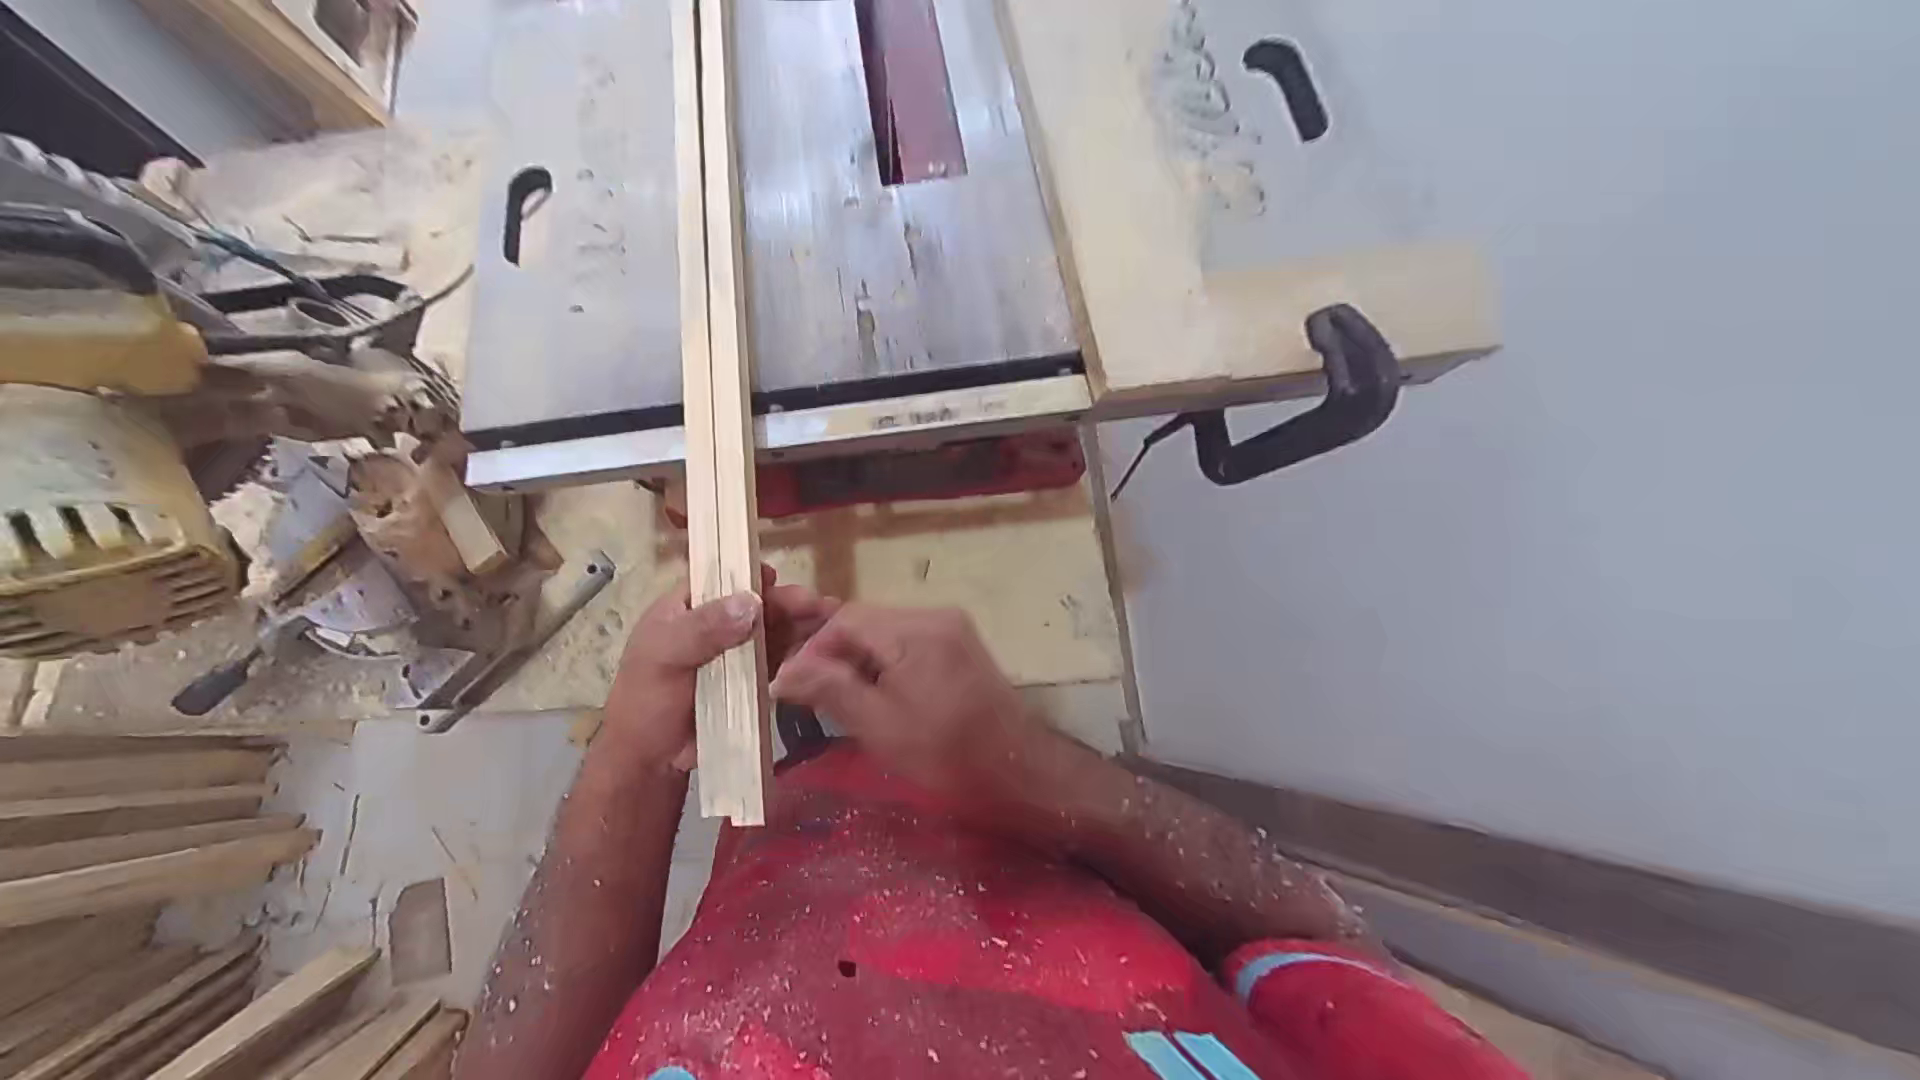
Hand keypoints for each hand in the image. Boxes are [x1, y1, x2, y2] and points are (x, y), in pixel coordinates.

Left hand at [601, 566, 834, 770]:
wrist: (653, 762)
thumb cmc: (646, 702)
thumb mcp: (664, 658)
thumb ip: (703, 629)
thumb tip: (751, 602)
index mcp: (688, 607)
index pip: (723, 579)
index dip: (750, 575)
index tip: (777, 579)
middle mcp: (718, 623)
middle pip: (759, 603)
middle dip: (791, 602)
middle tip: (822, 606)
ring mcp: (738, 651)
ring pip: (775, 628)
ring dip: (804, 623)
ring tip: (834, 623)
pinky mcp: (754, 677)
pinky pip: (781, 657)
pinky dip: (802, 650)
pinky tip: (823, 650)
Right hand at [769, 604, 1045, 806]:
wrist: (1016, 768)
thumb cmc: (945, 754)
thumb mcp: (878, 726)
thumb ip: (830, 689)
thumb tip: (782, 673)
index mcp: (915, 631)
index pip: (847, 618)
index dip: (813, 647)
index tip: (793, 682)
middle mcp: (935, 616)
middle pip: (867, 619)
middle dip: (833, 649)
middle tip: (808, 686)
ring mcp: (951, 627)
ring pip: (886, 628)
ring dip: (857, 654)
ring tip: (835, 690)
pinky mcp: (959, 642)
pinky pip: (908, 639)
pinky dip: (883, 658)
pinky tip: (871, 687)